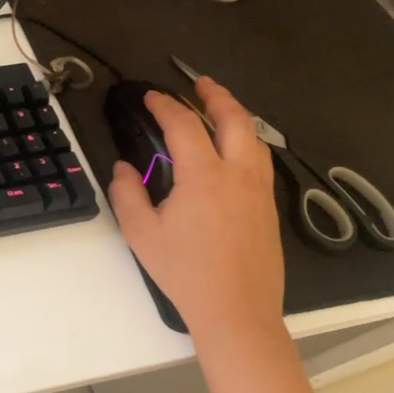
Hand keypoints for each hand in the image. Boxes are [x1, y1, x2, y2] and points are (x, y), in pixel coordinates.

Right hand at [107, 77, 283, 335]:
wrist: (236, 309)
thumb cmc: (185, 272)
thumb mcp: (141, 233)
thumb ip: (127, 193)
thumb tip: (124, 168)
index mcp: (203, 177)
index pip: (184, 125)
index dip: (165, 105)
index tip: (150, 97)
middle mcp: (238, 175)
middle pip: (235, 119)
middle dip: (216, 95)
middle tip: (200, 83)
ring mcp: (259, 190)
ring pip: (255, 138)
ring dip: (237, 115)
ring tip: (220, 107)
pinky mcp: (269, 207)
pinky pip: (261, 159)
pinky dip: (247, 140)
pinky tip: (235, 149)